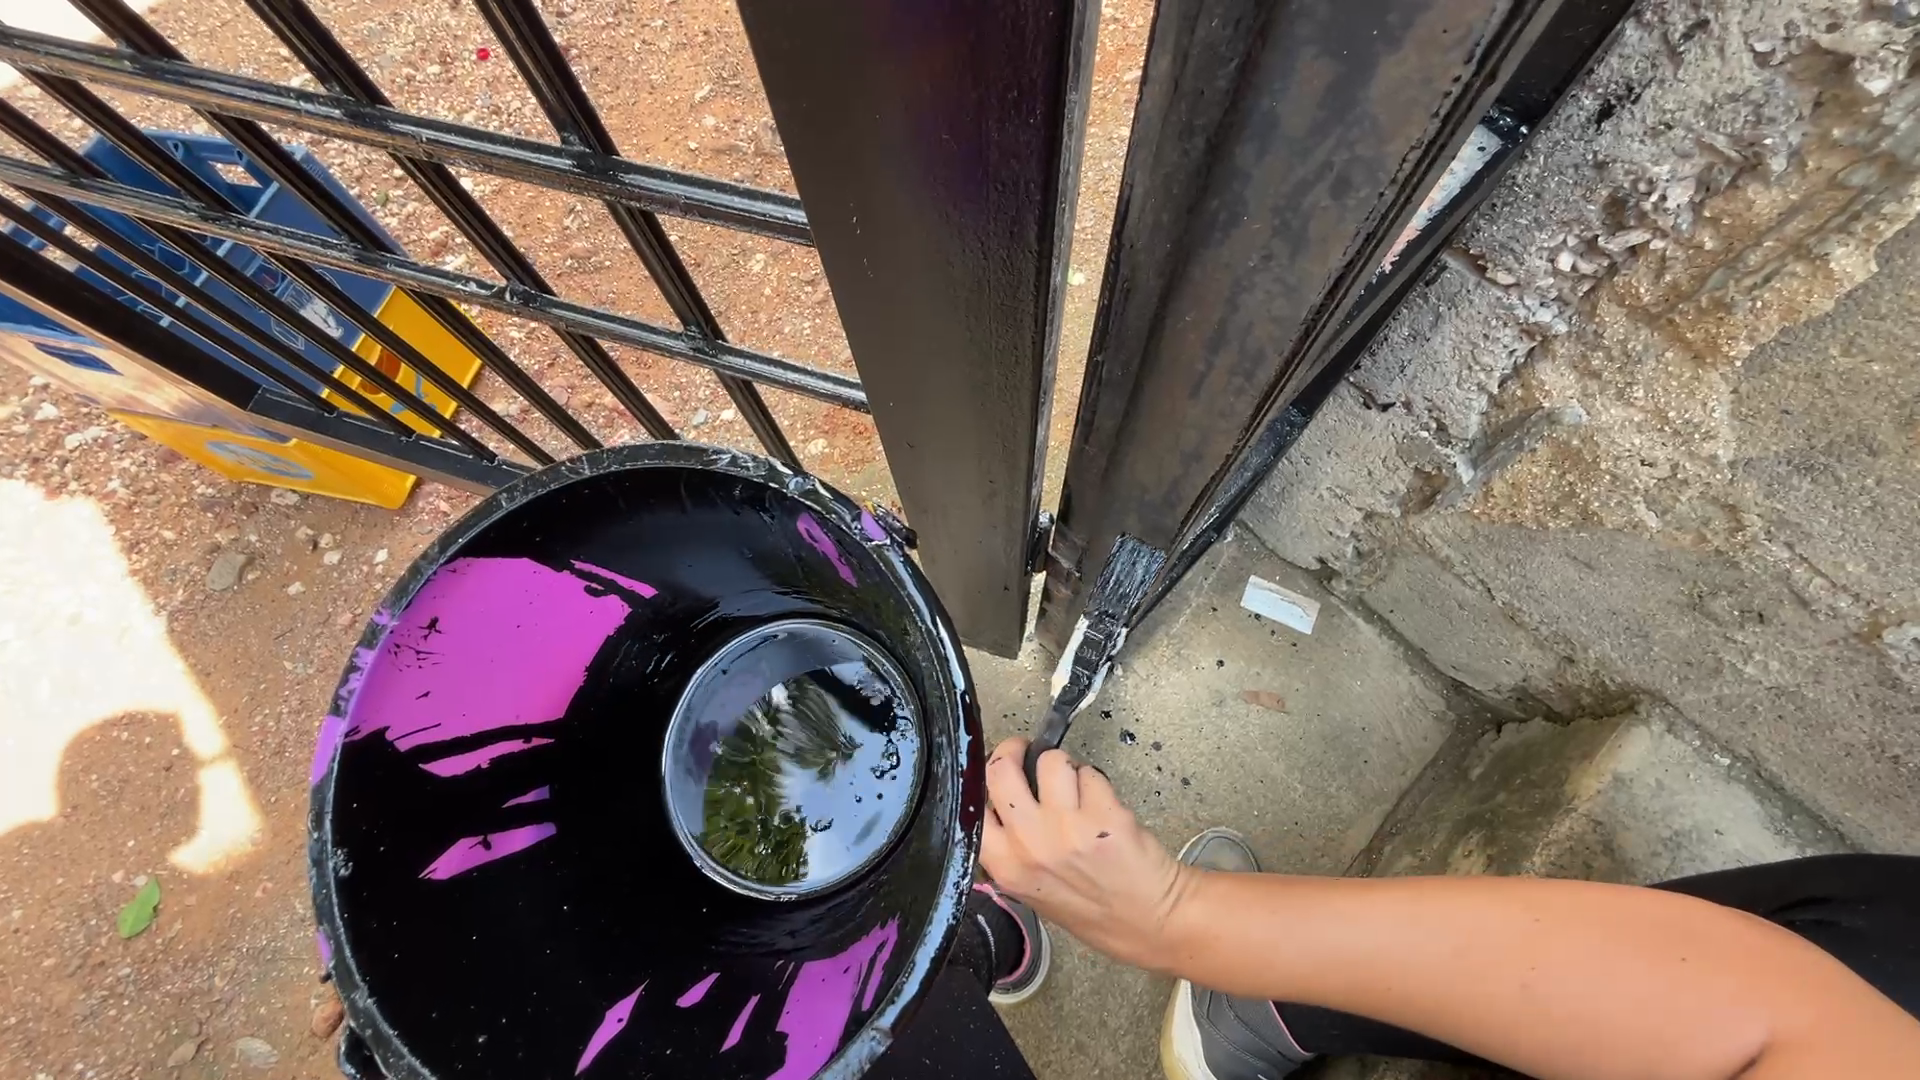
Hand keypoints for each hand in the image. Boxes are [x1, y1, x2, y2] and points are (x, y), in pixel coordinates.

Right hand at [979, 736, 1194, 971]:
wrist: (1148, 922)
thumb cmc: (1089, 906)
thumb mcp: (1029, 887)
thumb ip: (1010, 844)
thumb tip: (1004, 792)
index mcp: (1005, 864)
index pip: (973, 800)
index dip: (989, 775)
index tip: (1003, 767)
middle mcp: (1030, 844)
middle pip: (1002, 768)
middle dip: (1016, 749)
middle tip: (1030, 753)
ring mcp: (1066, 828)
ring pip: (1051, 760)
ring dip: (1065, 767)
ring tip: (1076, 789)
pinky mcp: (1103, 815)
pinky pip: (1090, 773)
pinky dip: (1096, 783)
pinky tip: (1103, 806)